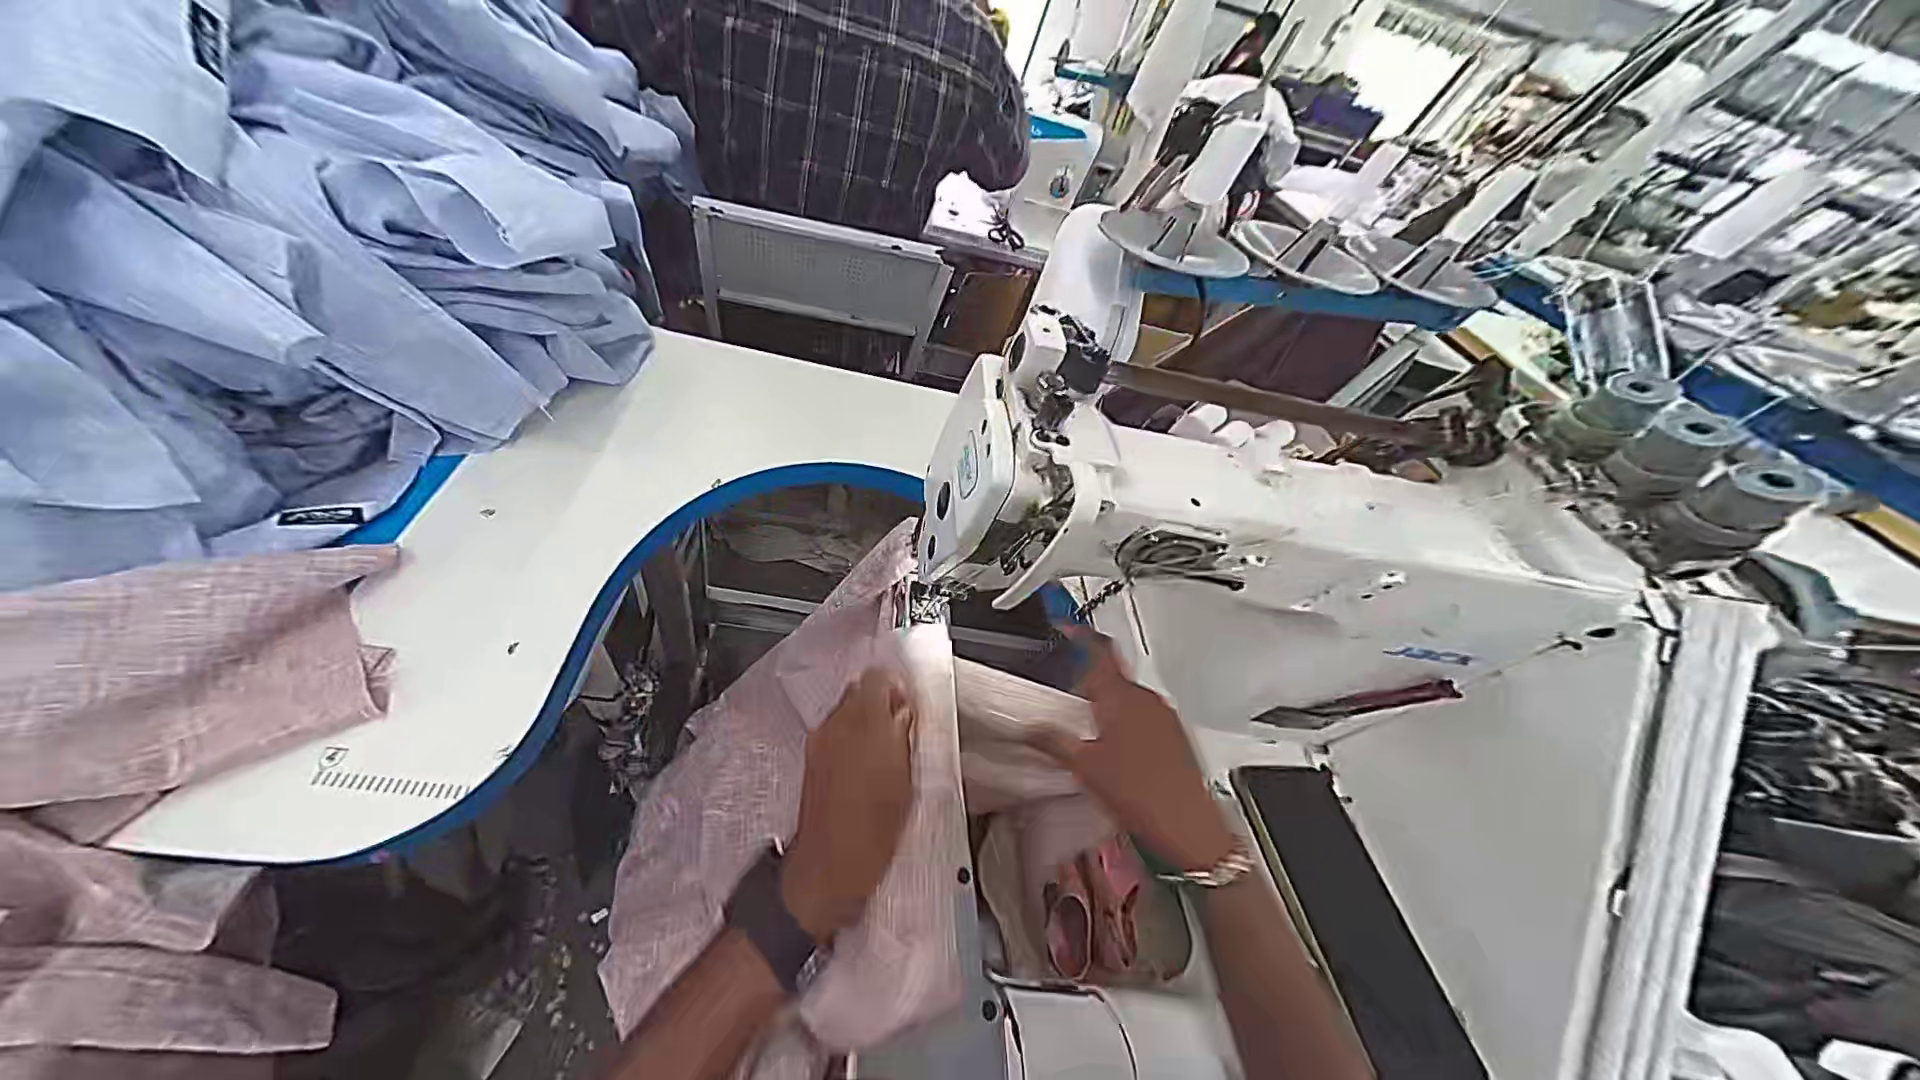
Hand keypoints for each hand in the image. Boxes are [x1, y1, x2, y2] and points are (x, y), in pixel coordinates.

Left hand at [782, 669, 916, 942]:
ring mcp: (820, 737)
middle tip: (898, 728)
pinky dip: (848, 734)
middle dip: (880, 701)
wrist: (829, 866)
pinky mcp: (810, 754)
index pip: (878, 677)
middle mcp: (838, 722)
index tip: (908, 708)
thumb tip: (903, 711)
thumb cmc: (876, 828)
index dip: (896, 688)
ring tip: (881, 750)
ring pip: (845, 707)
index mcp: (867, 723)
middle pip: (859, 688)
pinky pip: (833, 728)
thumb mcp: (906, 779)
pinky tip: (861, 763)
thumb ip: (904, 735)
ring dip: (863, 718)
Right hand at [1031, 631, 1237, 872]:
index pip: (1099, 649)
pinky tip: (1117, 748)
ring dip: (1109, 702)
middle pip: (1113, 673)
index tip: (1067, 624)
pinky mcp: (1175, 734)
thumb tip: (1032, 731)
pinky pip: (1145, 714)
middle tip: (1068, 692)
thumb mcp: (1084, 767)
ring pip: (1129, 695)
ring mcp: (1164, 716)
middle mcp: (1146, 699)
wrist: (1188, 827)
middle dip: (1089, 679)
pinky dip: (1127, 720)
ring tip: (1090, 728)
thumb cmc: (1143, 796)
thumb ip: (1053, 741)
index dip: (1080, 633)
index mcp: (1121, 697)